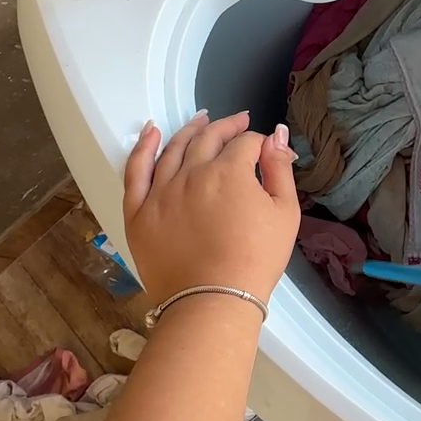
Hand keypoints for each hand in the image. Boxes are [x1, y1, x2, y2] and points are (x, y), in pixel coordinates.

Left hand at [122, 111, 299, 303]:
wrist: (213, 302)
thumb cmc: (256, 259)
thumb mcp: (285, 212)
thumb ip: (280, 169)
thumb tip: (276, 136)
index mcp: (229, 171)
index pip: (245, 142)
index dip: (259, 142)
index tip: (266, 149)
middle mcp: (193, 173)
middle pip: (209, 137)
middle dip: (228, 126)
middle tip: (239, 122)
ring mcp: (161, 191)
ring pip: (175, 148)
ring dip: (191, 129)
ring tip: (201, 119)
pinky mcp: (139, 212)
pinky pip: (136, 171)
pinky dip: (143, 147)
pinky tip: (151, 131)